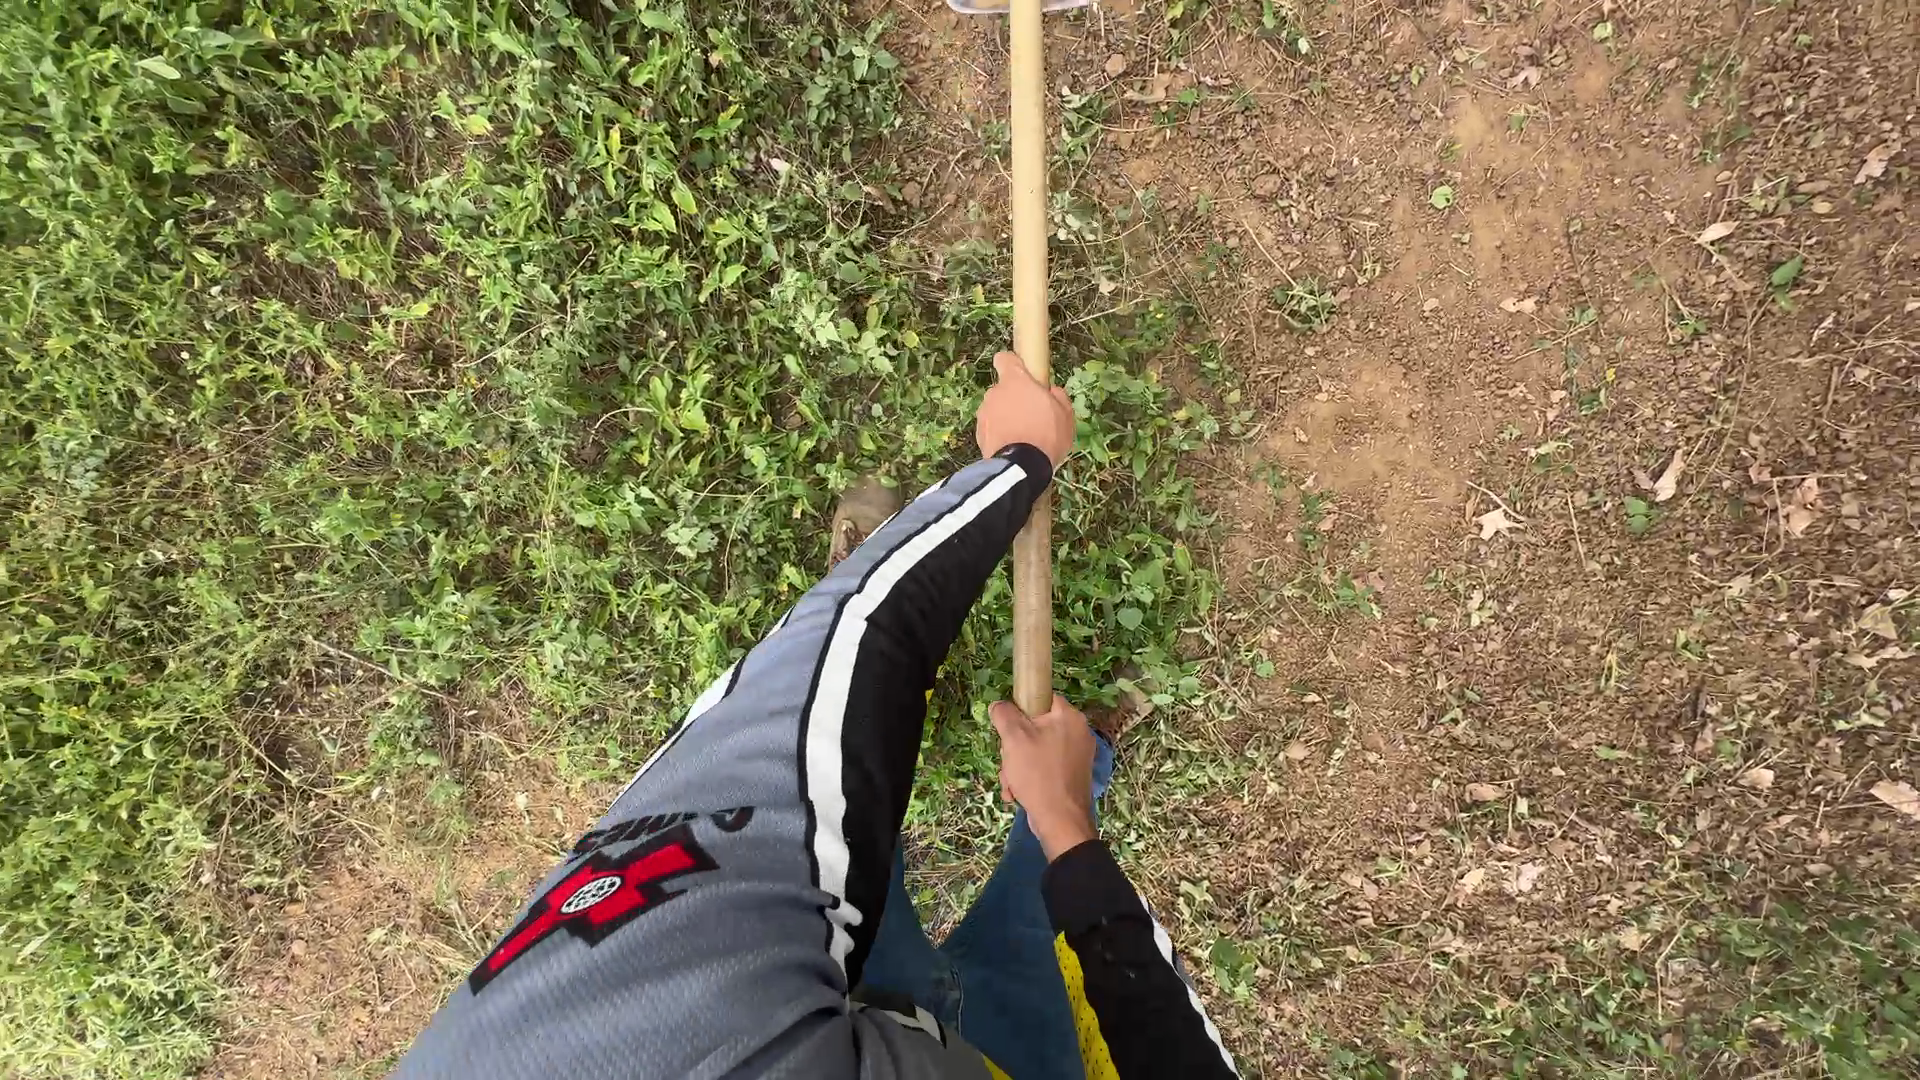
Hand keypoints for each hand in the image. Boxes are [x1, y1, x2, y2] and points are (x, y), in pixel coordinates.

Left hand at [975, 351, 1074, 468]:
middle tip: (1032, 416)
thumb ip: (1058, 397)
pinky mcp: (978, 434)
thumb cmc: (1046, 435)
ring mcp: (984, 414)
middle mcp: (995, 393)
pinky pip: (991, 428)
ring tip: (1023, 436)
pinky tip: (1013, 447)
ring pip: (996, 410)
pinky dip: (999, 434)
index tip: (1023, 375)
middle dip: (1014, 399)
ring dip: (1006, 418)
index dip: (1013, 365)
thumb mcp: (1065, 415)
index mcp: (1015, 382)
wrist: (1021, 468)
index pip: (1005, 359)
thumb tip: (1052, 391)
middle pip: (1003, 389)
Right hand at [990, 694, 1097, 860]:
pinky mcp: (1073, 775)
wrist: (1061, 822)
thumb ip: (1004, 715)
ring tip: (1011, 783)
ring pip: (1036, 749)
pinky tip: (1017, 793)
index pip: (1041, 698)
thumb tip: (999, 705)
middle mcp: (1078, 732)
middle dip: (1014, 747)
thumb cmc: (1038, 773)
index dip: (1021, 710)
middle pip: (1036, 727)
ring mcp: (1078, 756)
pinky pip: (1045, 766)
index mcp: (1069, 717)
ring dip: (1017, 765)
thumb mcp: (1014, 738)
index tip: (1008, 727)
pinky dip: (1029, 777)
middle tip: (1008, 761)